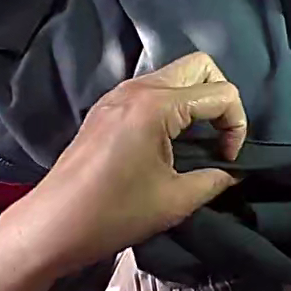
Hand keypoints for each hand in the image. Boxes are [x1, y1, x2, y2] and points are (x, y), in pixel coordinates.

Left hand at [0, 52, 246, 275]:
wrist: (53, 224)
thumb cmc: (113, 213)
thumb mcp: (175, 201)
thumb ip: (214, 180)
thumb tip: (232, 173)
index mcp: (156, 105)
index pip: (220, 92)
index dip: (237, 125)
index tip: (228, 160)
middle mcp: (137, 88)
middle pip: (199, 66)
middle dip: (221, 99)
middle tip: (219, 139)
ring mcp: (118, 94)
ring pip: (175, 75)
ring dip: (196, 100)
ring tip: (197, 142)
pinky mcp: (106, 108)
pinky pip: (152, 90)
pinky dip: (173, 105)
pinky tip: (170, 141)